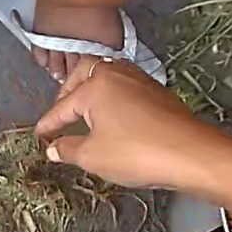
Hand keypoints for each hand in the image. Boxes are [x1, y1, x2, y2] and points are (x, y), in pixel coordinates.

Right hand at [33, 58, 231, 190]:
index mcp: (95, 86)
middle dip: (68, 92)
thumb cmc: (138, 152)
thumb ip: (68, 149)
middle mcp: (117, 74)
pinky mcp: (158, 92)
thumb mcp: (93, 156)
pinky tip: (113, 115)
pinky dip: (112, 97)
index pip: (62, 105)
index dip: (49, 123)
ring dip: (92, 90)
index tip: (40, 134)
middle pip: (84, 74)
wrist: (191, 153)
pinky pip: (126, 87)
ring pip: (107, 76)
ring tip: (85, 111)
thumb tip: (53, 148)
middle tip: (61, 113)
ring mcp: (140, 80)